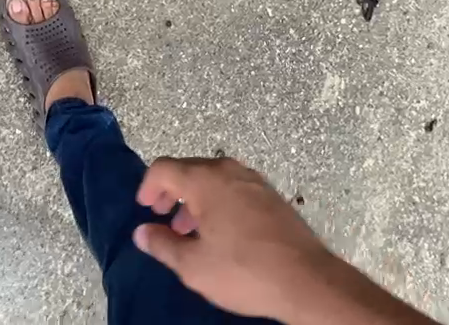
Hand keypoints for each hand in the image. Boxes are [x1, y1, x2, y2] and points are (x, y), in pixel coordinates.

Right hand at [132, 157, 433, 324]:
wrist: (306, 280)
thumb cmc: (244, 270)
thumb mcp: (194, 266)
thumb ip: (163, 245)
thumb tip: (141, 232)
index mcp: (205, 179)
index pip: (164, 168)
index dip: (148, 185)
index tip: (143, 207)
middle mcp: (227, 169)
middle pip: (188, 169)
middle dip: (171, 192)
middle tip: (163, 217)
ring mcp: (252, 179)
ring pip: (213, 179)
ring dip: (195, 199)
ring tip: (191, 231)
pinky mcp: (270, 195)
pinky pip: (233, 187)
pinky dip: (218, 201)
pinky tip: (222, 232)